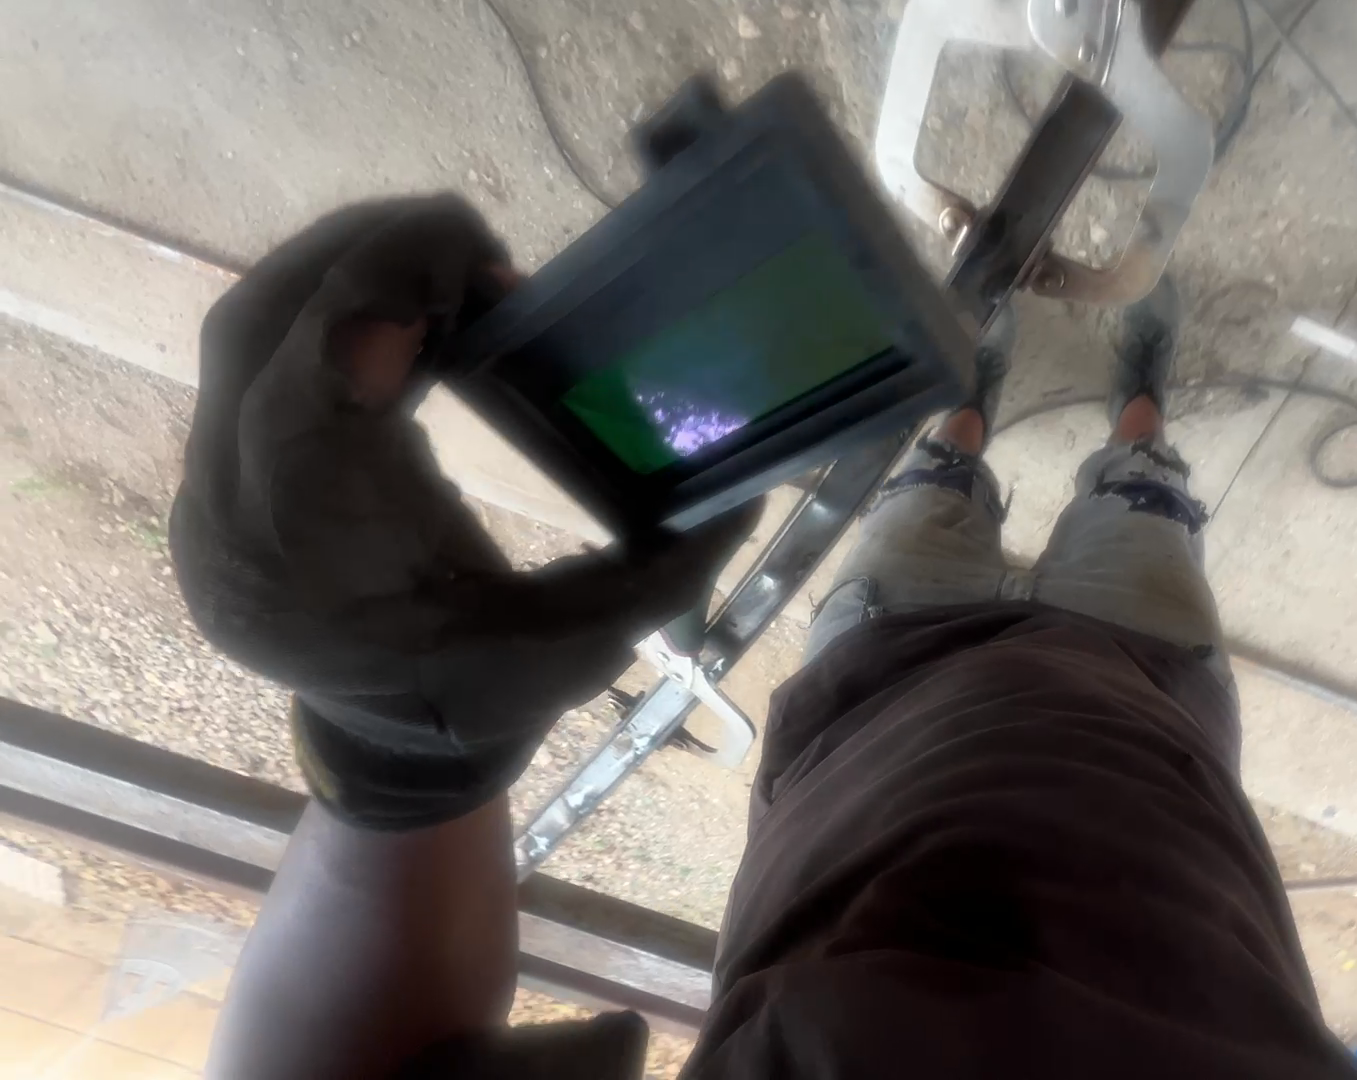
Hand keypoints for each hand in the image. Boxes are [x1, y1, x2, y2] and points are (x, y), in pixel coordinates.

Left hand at [170, 195, 758, 828]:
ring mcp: (214, 492)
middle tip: (473, 241)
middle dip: (367, 260)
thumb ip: (672, 572)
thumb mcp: (596, 640)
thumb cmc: (495, 695)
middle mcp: (241, 518)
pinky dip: (339, 314)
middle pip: (261, 335)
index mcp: (331, 565)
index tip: (473, 258)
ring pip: (250, 334)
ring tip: (451, 264)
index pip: (311, 401)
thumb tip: (748, 498)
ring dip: (349, 274)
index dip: (375, 304)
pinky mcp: (232, 474)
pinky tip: (416, 316)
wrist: (400, 743)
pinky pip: (265, 361)